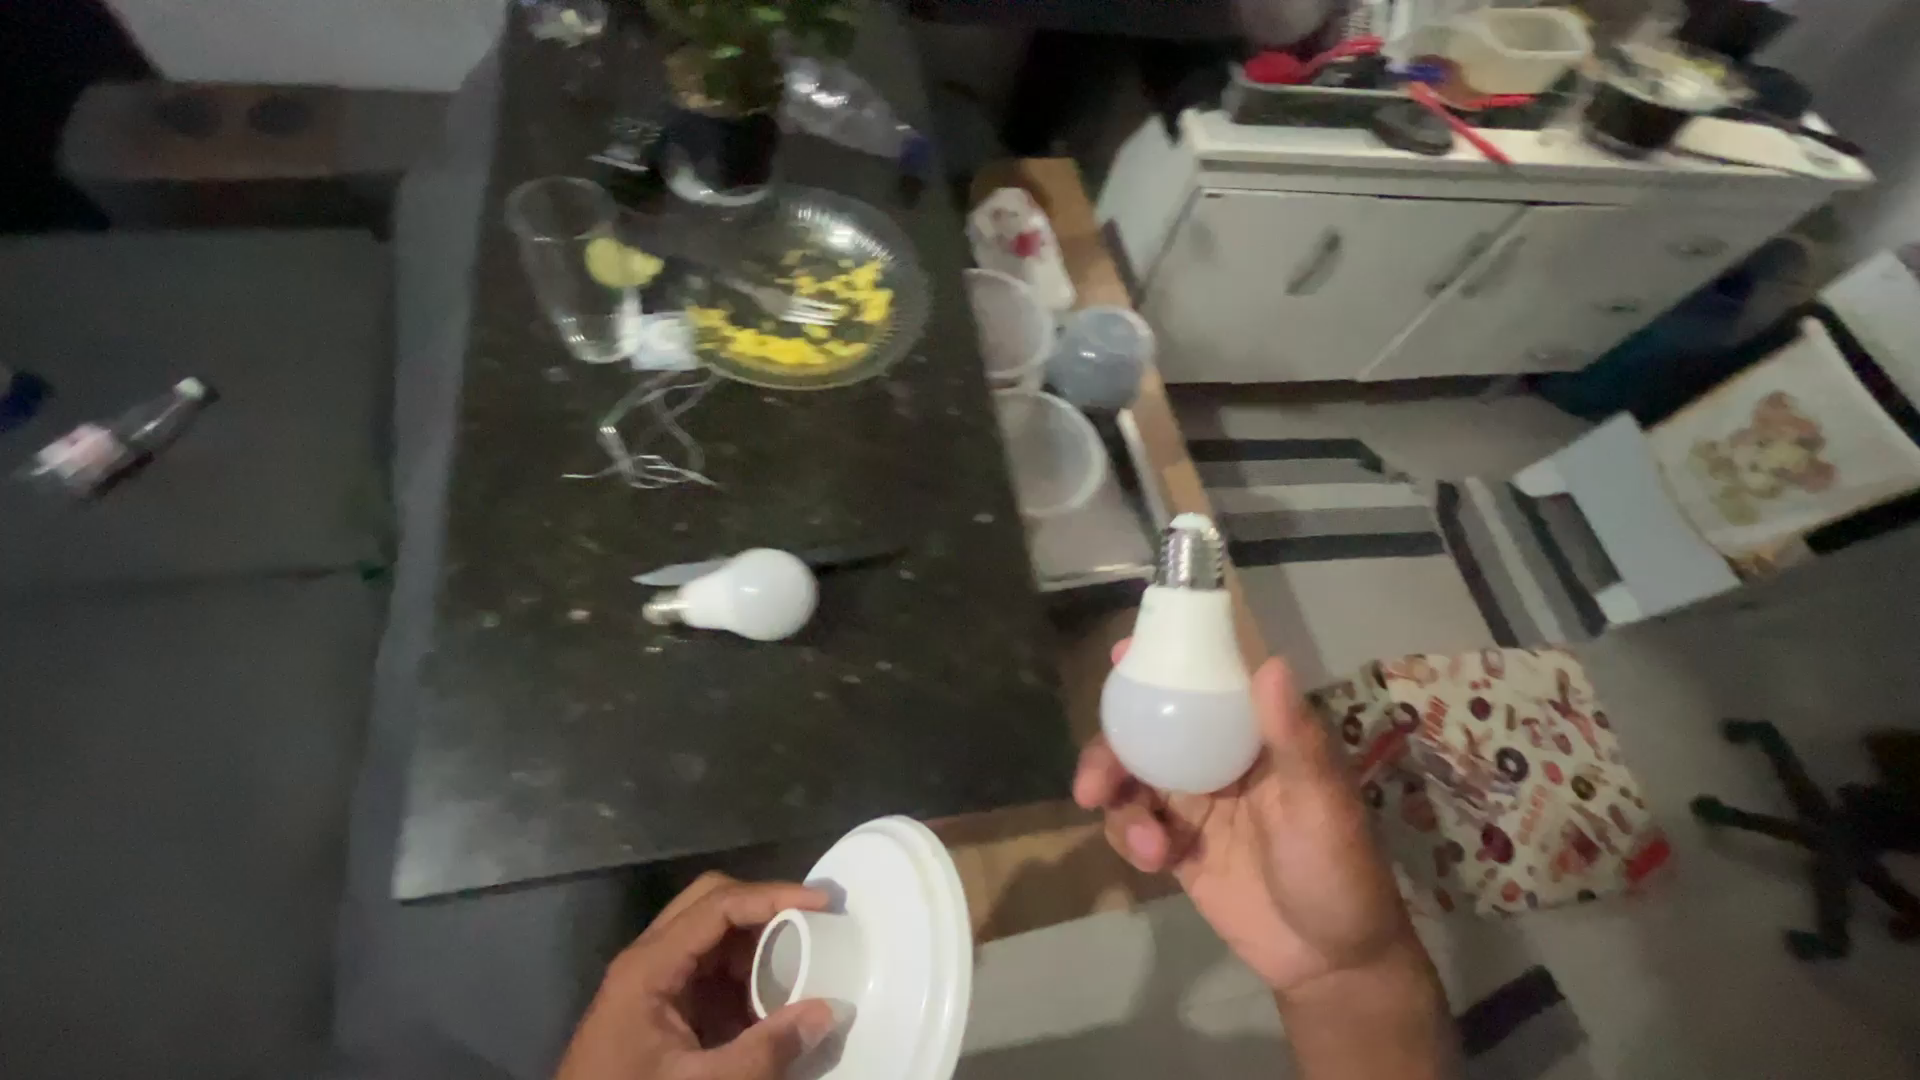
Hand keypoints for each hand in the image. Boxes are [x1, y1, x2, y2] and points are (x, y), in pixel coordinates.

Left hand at [556, 872, 840, 1079]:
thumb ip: (765, 1052)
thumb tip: (826, 1012)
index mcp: (648, 966)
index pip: (719, 904)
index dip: (772, 896)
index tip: (821, 904)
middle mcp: (648, 959)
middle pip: (712, 902)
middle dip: (765, 907)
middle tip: (813, 918)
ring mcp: (653, 981)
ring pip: (713, 933)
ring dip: (757, 940)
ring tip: (800, 957)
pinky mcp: (660, 1007)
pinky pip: (709, 968)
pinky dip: (744, 972)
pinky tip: (771, 996)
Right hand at [1074, 642, 1423, 1000]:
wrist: (1330, 963)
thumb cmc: (1338, 870)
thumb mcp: (1322, 803)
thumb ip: (1293, 738)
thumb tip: (1272, 663)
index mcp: (1249, 738)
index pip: (1199, 687)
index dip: (1158, 667)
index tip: (1120, 655)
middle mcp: (1213, 760)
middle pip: (1145, 733)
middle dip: (1111, 749)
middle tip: (1093, 780)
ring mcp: (1189, 803)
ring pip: (1130, 780)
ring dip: (1118, 802)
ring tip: (1143, 843)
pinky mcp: (1173, 844)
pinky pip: (1132, 825)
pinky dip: (1131, 837)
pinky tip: (1154, 861)